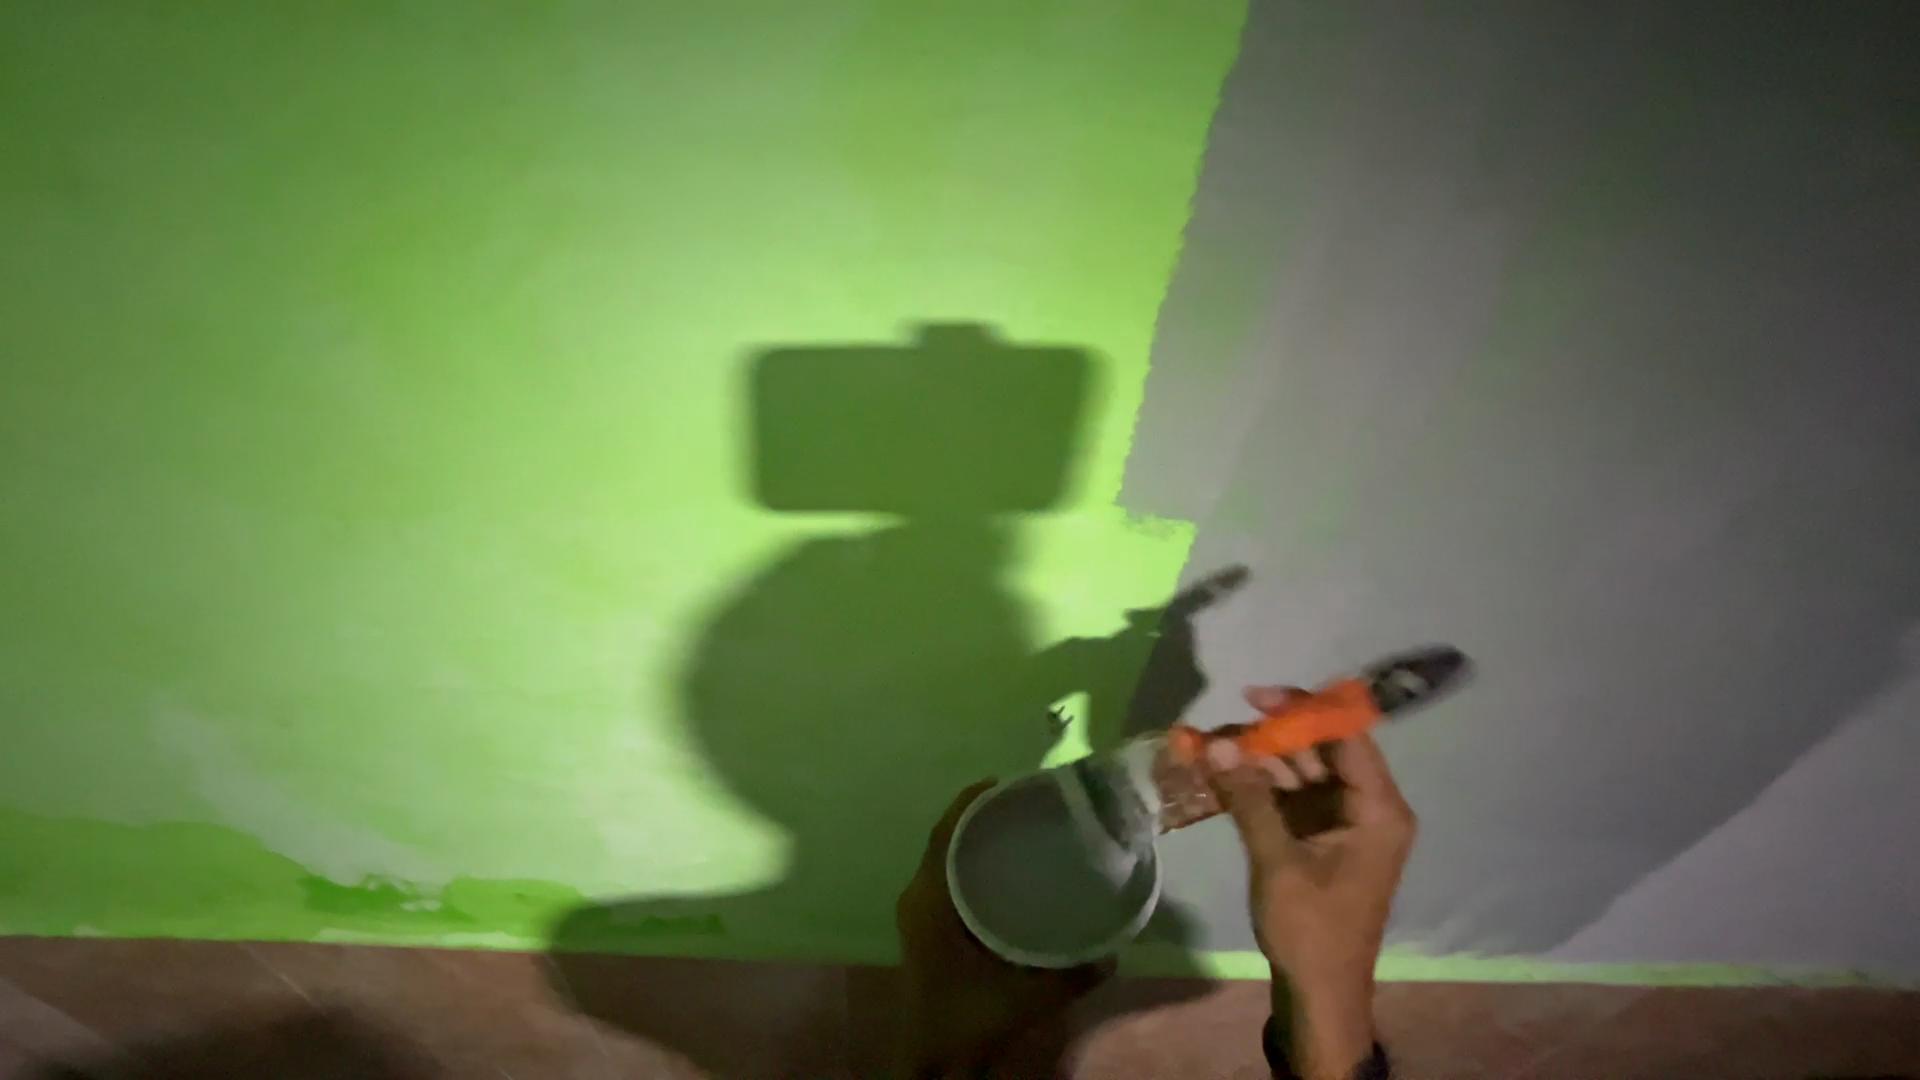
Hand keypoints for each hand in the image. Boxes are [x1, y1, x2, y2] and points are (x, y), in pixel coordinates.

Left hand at [892, 780, 1113, 1077]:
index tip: (1002, 782)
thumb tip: (1115, 953)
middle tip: (1021, 802)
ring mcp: (918, 911)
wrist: (930, 1064)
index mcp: (929, 899)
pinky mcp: (925, 926)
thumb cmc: (966, 1020)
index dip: (968, 801)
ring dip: (972, 837)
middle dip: (978, 814)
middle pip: (944, 838)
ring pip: (943, 857)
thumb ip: (1071, 977)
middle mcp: (918, 896)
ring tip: (1015, 824)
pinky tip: (1002, 868)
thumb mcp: (1023, 999)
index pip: (942, 832)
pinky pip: (944, 876)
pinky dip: (968, 861)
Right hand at [1206, 686, 1418, 1078]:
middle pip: (1317, 749)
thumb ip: (1249, 797)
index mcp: (1377, 809)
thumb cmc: (1312, 928)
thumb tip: (1216, 742)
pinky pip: (1283, 792)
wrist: (1319, 992)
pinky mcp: (1313, 832)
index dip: (1305, 708)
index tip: (1254, 697)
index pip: (1348, 737)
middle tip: (1216, 730)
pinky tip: (1216, 772)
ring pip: (1295, 768)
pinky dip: (1252, 782)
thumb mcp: (1278, 860)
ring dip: (1252, 757)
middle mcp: (1363, 805)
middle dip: (1266, 735)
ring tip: (1204, 747)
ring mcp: (1337, 818)